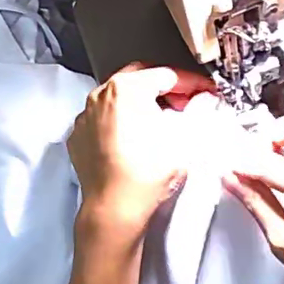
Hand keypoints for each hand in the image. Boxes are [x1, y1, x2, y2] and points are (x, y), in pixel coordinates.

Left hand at [69, 63, 213, 239]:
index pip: (165, 75)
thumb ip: (198, 114)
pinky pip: (103, 120)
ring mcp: (85, 117)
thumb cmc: (146, 175)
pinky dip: (121, 122)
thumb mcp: (186, 139)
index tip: (204, 92)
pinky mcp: (78, 137)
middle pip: (138, 80)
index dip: (191, 83)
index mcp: (125, 89)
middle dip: (165, 89)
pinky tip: (136, 137)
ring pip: (118, 99)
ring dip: (141, 104)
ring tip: (163, 120)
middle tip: (186, 102)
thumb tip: (203, 105)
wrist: (114, 209)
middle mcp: (99, 97)